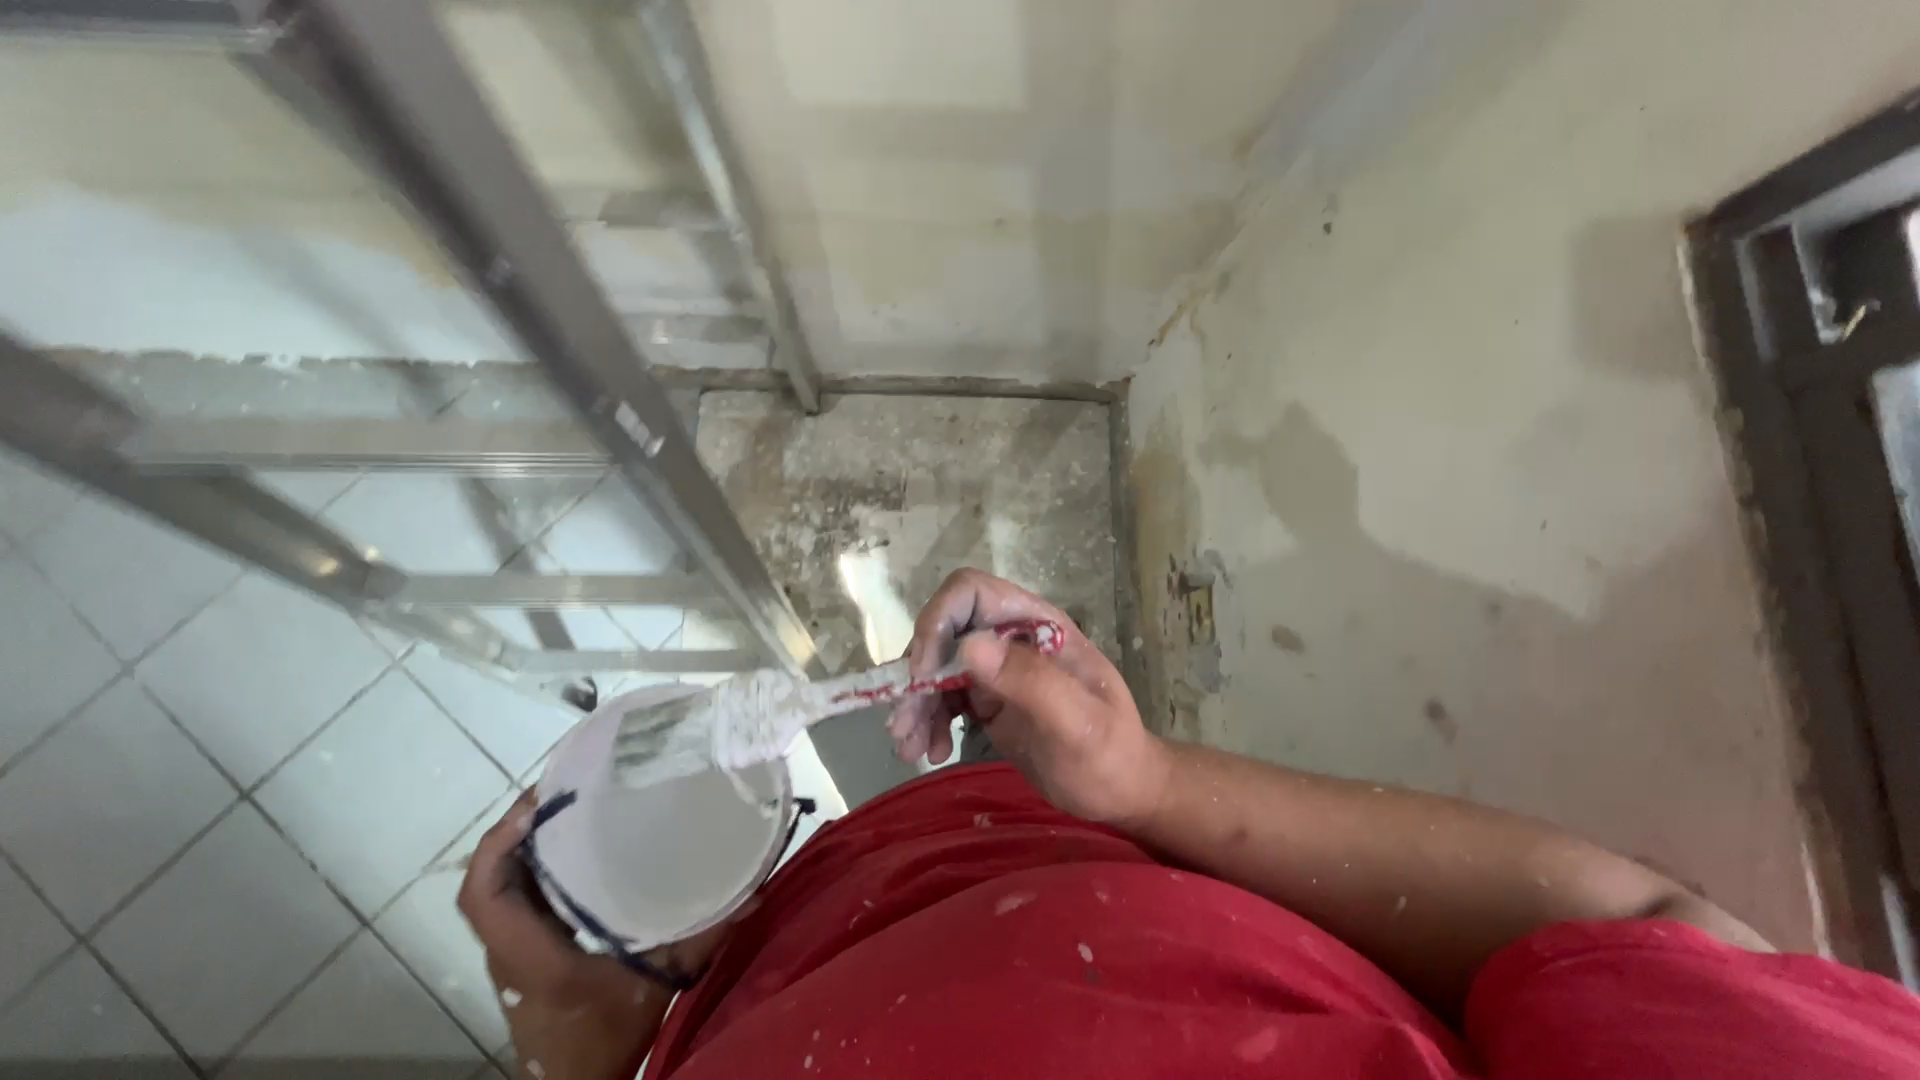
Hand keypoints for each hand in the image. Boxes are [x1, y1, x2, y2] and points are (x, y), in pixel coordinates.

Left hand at [457, 792, 744, 1079]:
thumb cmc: (612, 1034)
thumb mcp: (664, 982)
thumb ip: (704, 936)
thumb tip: (753, 891)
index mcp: (536, 957)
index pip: (486, 898)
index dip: (499, 846)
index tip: (535, 805)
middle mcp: (511, 951)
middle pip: (486, 883)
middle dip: (511, 831)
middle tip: (558, 790)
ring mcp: (511, 953)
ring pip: (496, 889)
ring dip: (518, 846)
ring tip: (562, 807)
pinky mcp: (521, 954)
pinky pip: (513, 900)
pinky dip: (529, 867)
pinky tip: (569, 848)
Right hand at [886, 569, 1170, 824]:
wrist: (1121, 793)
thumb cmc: (1109, 754)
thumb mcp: (1078, 722)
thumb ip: (1031, 680)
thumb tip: (969, 645)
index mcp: (1037, 625)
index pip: (971, 593)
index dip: (938, 622)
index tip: (924, 675)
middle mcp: (1012, 638)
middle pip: (943, 632)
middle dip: (917, 675)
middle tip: (904, 725)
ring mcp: (998, 669)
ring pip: (935, 667)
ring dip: (914, 704)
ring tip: (910, 748)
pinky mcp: (987, 700)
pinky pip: (941, 698)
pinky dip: (927, 721)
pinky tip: (930, 750)